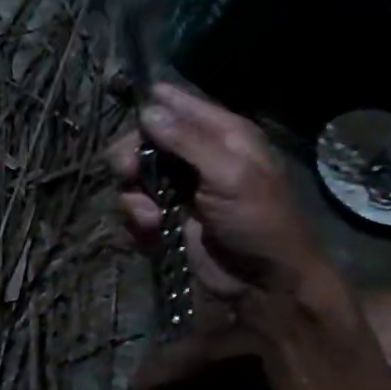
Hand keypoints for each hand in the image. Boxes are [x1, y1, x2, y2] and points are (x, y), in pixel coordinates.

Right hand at [110, 83, 337, 332]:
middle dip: (130, 158)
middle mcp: (195, 157)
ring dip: (134, 197)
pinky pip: (133, 210)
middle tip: (129, 173)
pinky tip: (153, 231)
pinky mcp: (162, 220)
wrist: (261, 283)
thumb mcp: (230, 175)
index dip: (152, 107)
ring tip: (150, 217)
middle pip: (143, 141)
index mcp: (222, 136)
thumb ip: (188, 141)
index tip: (132, 119)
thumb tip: (148, 110)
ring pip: (132, 178)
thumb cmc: (258, 222)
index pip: (178, 105)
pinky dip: (136, 221)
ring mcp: (176, 190)